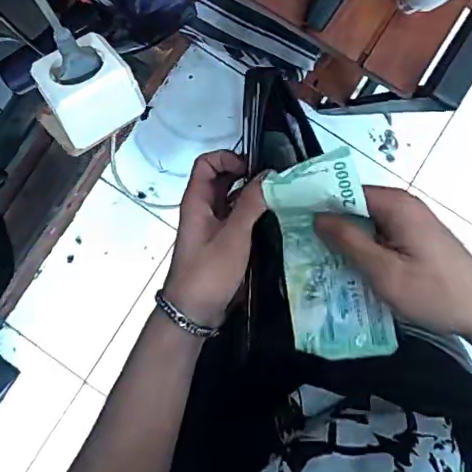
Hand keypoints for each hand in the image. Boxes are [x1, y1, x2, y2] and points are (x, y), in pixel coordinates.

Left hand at [160, 150, 263, 327]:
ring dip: (250, 194)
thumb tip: (269, 176)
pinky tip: (273, 220)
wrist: (193, 314)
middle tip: (273, 181)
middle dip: (244, 174)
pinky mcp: (220, 241)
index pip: (206, 163)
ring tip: (278, 197)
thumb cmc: (208, 273)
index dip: (227, 158)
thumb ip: (251, 205)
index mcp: (196, 201)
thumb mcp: (233, 237)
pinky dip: (251, 213)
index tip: (253, 168)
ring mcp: (211, 225)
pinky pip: (235, 217)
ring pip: (230, 198)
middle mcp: (202, 208)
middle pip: (221, 178)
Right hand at [314, 186, 471, 344]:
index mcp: (395, 204)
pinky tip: (347, 263)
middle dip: (327, 219)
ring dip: (344, 235)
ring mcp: (411, 219)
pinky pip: (378, 231)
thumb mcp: (384, 272)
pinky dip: (362, 243)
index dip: (316, 200)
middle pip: (353, 203)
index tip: (290, 214)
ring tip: (317, 253)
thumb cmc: (435, 294)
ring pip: (364, 219)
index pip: (343, 189)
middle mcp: (403, 204)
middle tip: (299, 239)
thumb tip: (317, 217)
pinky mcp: (415, 235)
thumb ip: (348, 241)